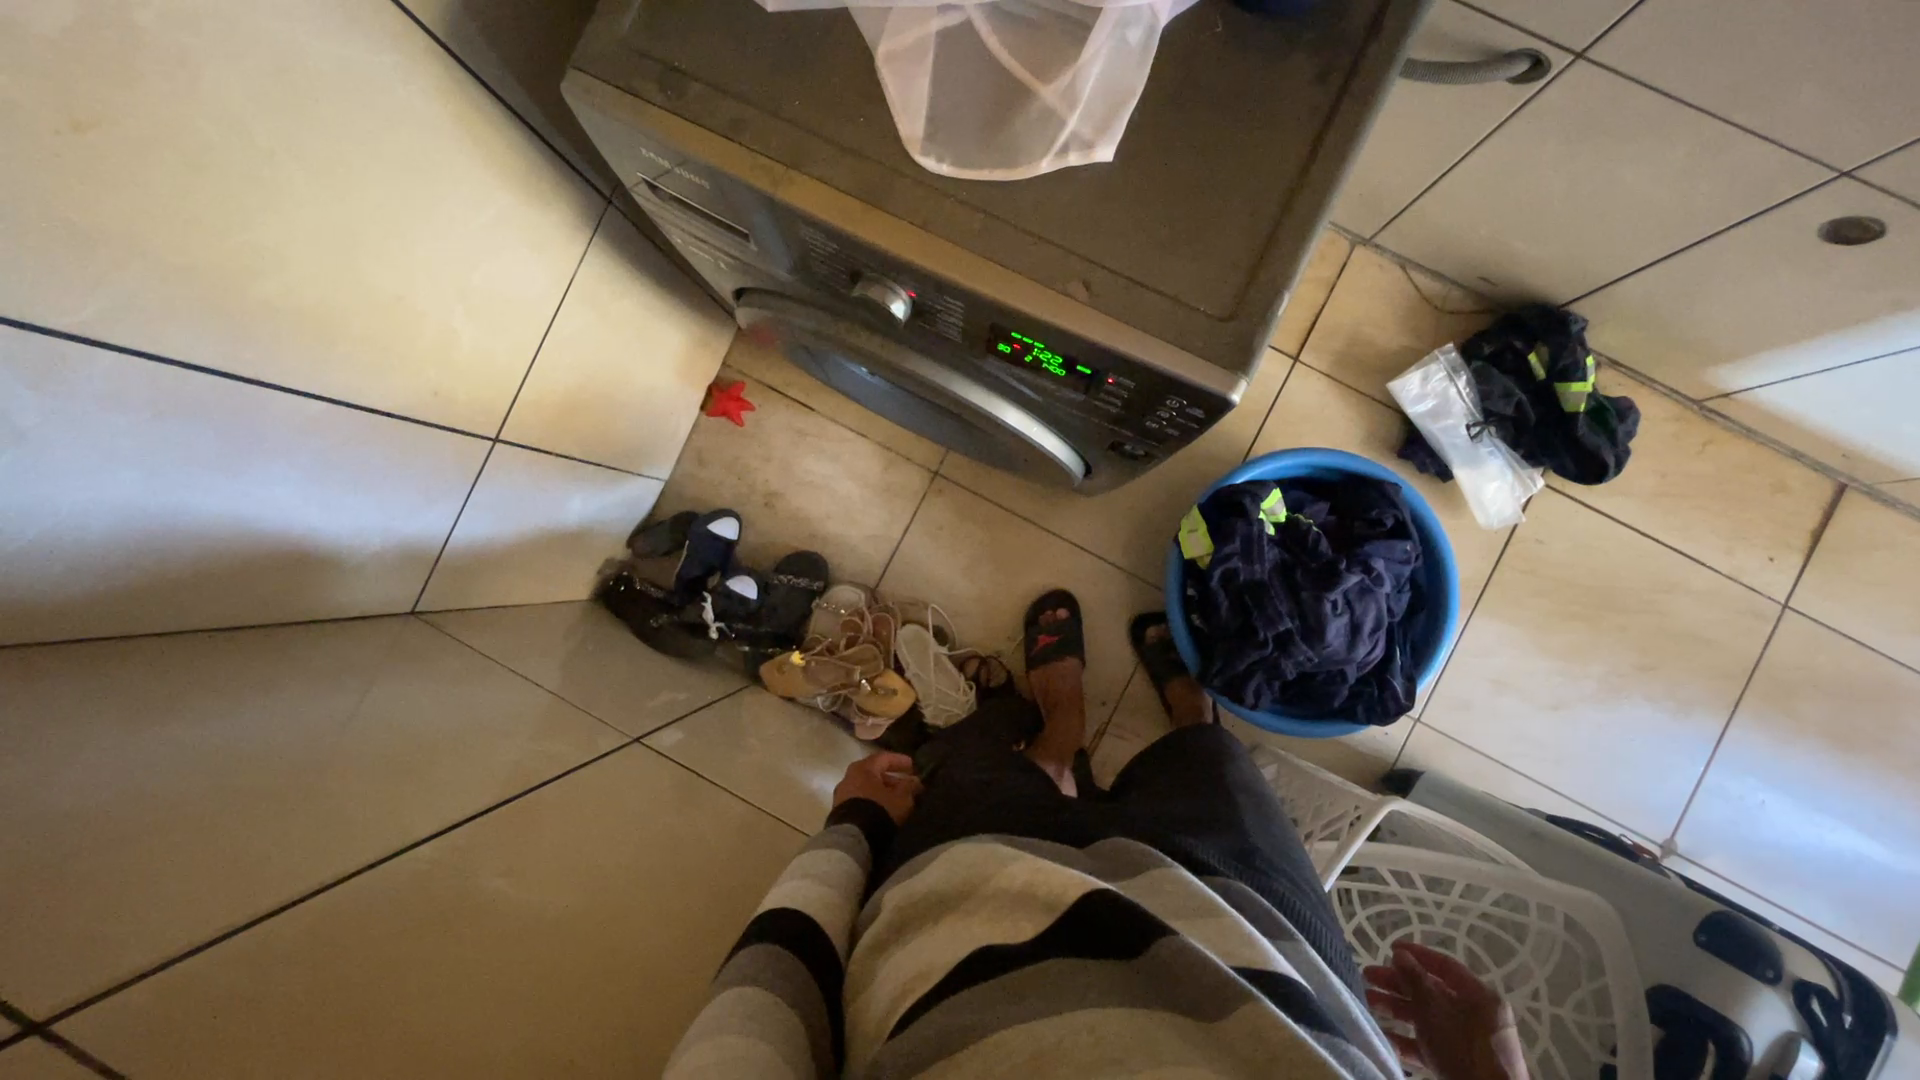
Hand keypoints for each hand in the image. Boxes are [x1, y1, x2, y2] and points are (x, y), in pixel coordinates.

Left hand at [832, 752, 922, 825]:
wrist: (852, 838)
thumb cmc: (879, 810)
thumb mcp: (901, 799)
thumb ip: (909, 787)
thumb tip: (914, 781)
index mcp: (863, 768)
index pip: (884, 758)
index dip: (900, 761)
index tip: (913, 767)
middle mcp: (849, 777)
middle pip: (873, 773)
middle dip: (891, 779)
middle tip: (906, 786)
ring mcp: (842, 794)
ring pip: (866, 787)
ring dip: (881, 791)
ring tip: (896, 800)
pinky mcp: (839, 810)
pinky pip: (860, 799)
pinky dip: (872, 801)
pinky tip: (883, 810)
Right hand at [1363, 942, 1528, 1079]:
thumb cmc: (1462, 1048)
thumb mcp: (1434, 1009)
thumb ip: (1415, 979)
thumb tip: (1399, 954)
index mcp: (1479, 996)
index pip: (1445, 966)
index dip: (1416, 954)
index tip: (1389, 948)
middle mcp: (1475, 1016)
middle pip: (1431, 991)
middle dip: (1397, 983)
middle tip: (1368, 976)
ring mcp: (1467, 1041)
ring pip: (1426, 1017)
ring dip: (1396, 1008)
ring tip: (1368, 1001)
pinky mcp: (1458, 1064)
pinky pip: (1429, 1043)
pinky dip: (1406, 1038)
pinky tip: (1383, 1034)